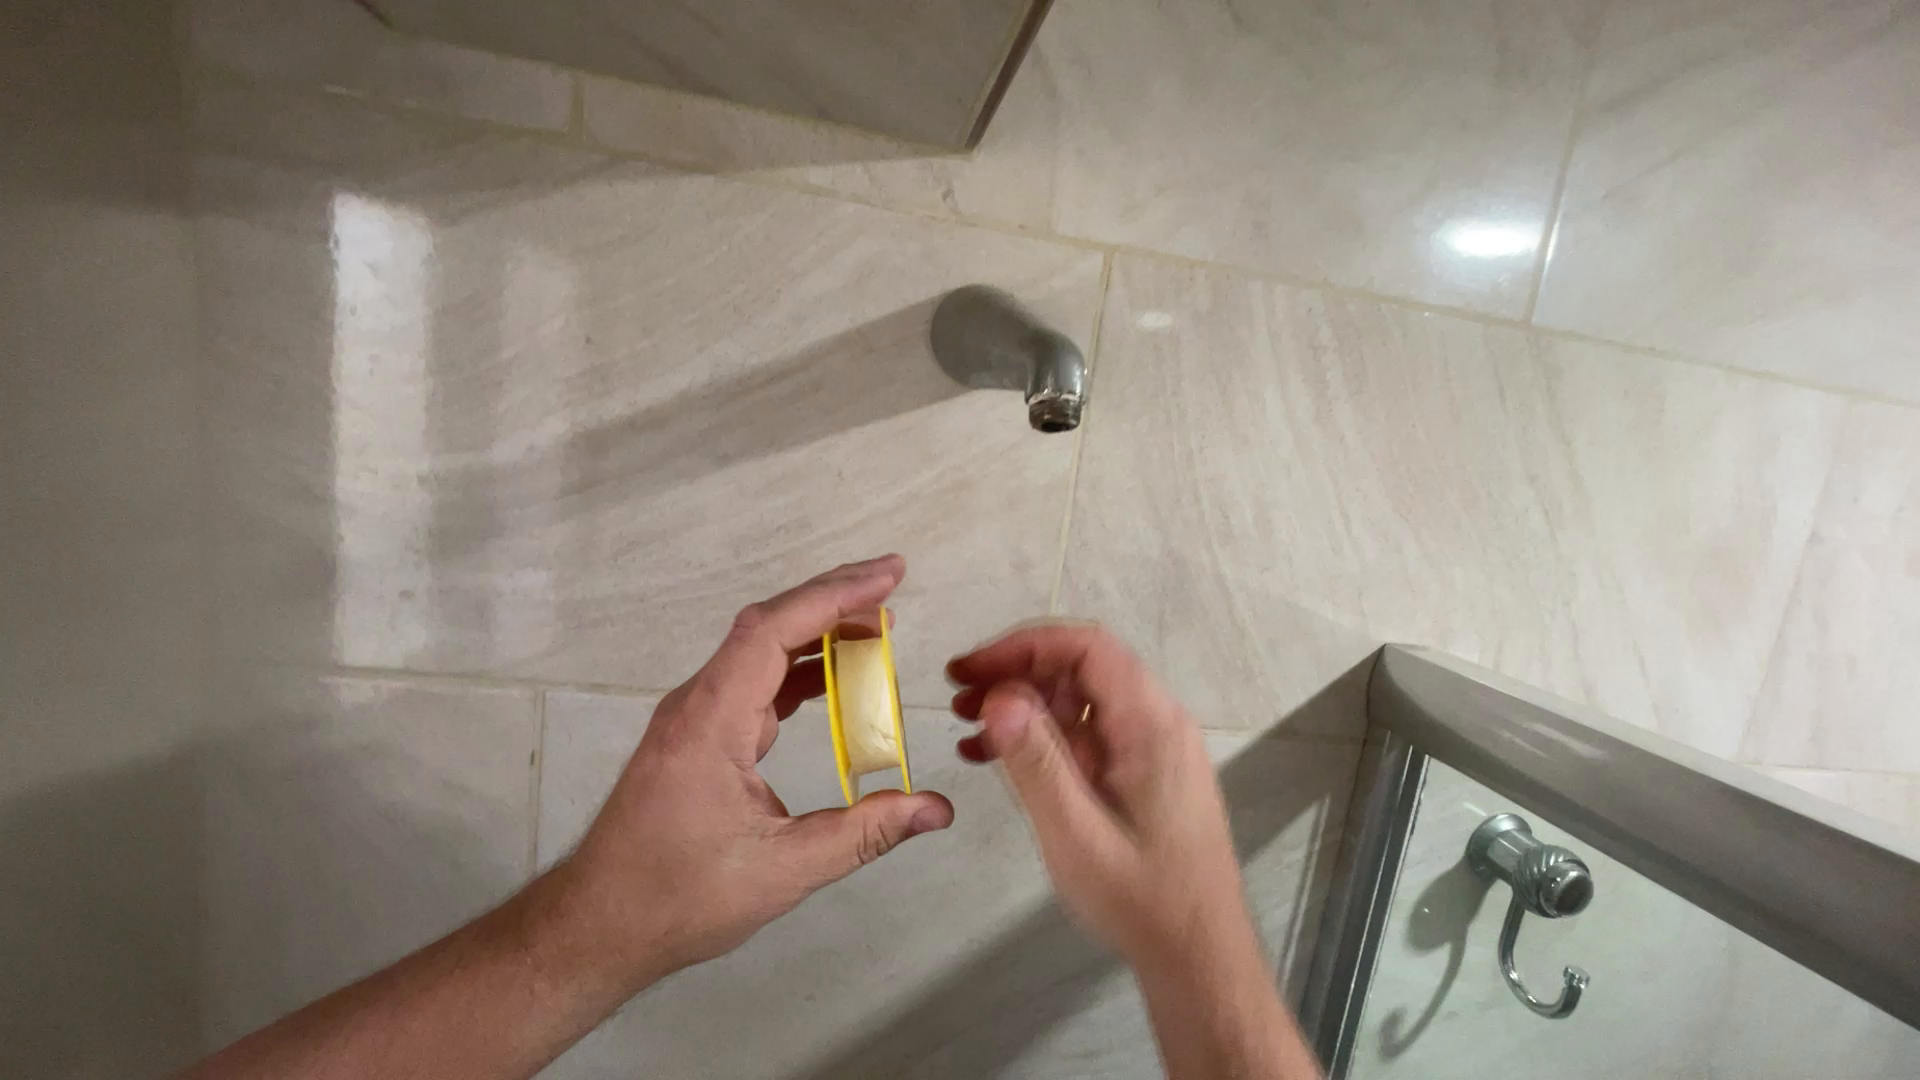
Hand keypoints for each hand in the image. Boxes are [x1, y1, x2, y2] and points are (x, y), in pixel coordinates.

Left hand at [555, 556, 954, 992]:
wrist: (597, 925)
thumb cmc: (681, 897)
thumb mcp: (782, 871)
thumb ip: (863, 834)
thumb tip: (937, 808)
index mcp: (712, 720)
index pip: (774, 630)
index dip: (833, 596)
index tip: (887, 578)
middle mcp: (701, 701)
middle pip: (769, 624)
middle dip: (833, 598)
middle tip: (892, 585)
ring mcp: (698, 713)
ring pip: (762, 648)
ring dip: (819, 630)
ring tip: (878, 627)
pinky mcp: (702, 731)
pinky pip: (758, 680)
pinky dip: (803, 667)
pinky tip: (838, 676)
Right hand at [947, 622, 1258, 971]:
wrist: (1200, 958)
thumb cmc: (1142, 899)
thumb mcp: (1077, 834)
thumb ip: (1036, 762)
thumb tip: (997, 695)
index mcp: (1151, 722)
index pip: (1087, 648)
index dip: (1024, 646)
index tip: (972, 669)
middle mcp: (1155, 720)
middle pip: (1081, 667)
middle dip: (1016, 672)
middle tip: (959, 696)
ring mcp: (1149, 745)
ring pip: (1078, 698)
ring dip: (1022, 704)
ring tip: (967, 726)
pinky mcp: (1138, 770)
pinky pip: (1085, 733)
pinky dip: (1040, 736)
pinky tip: (995, 756)